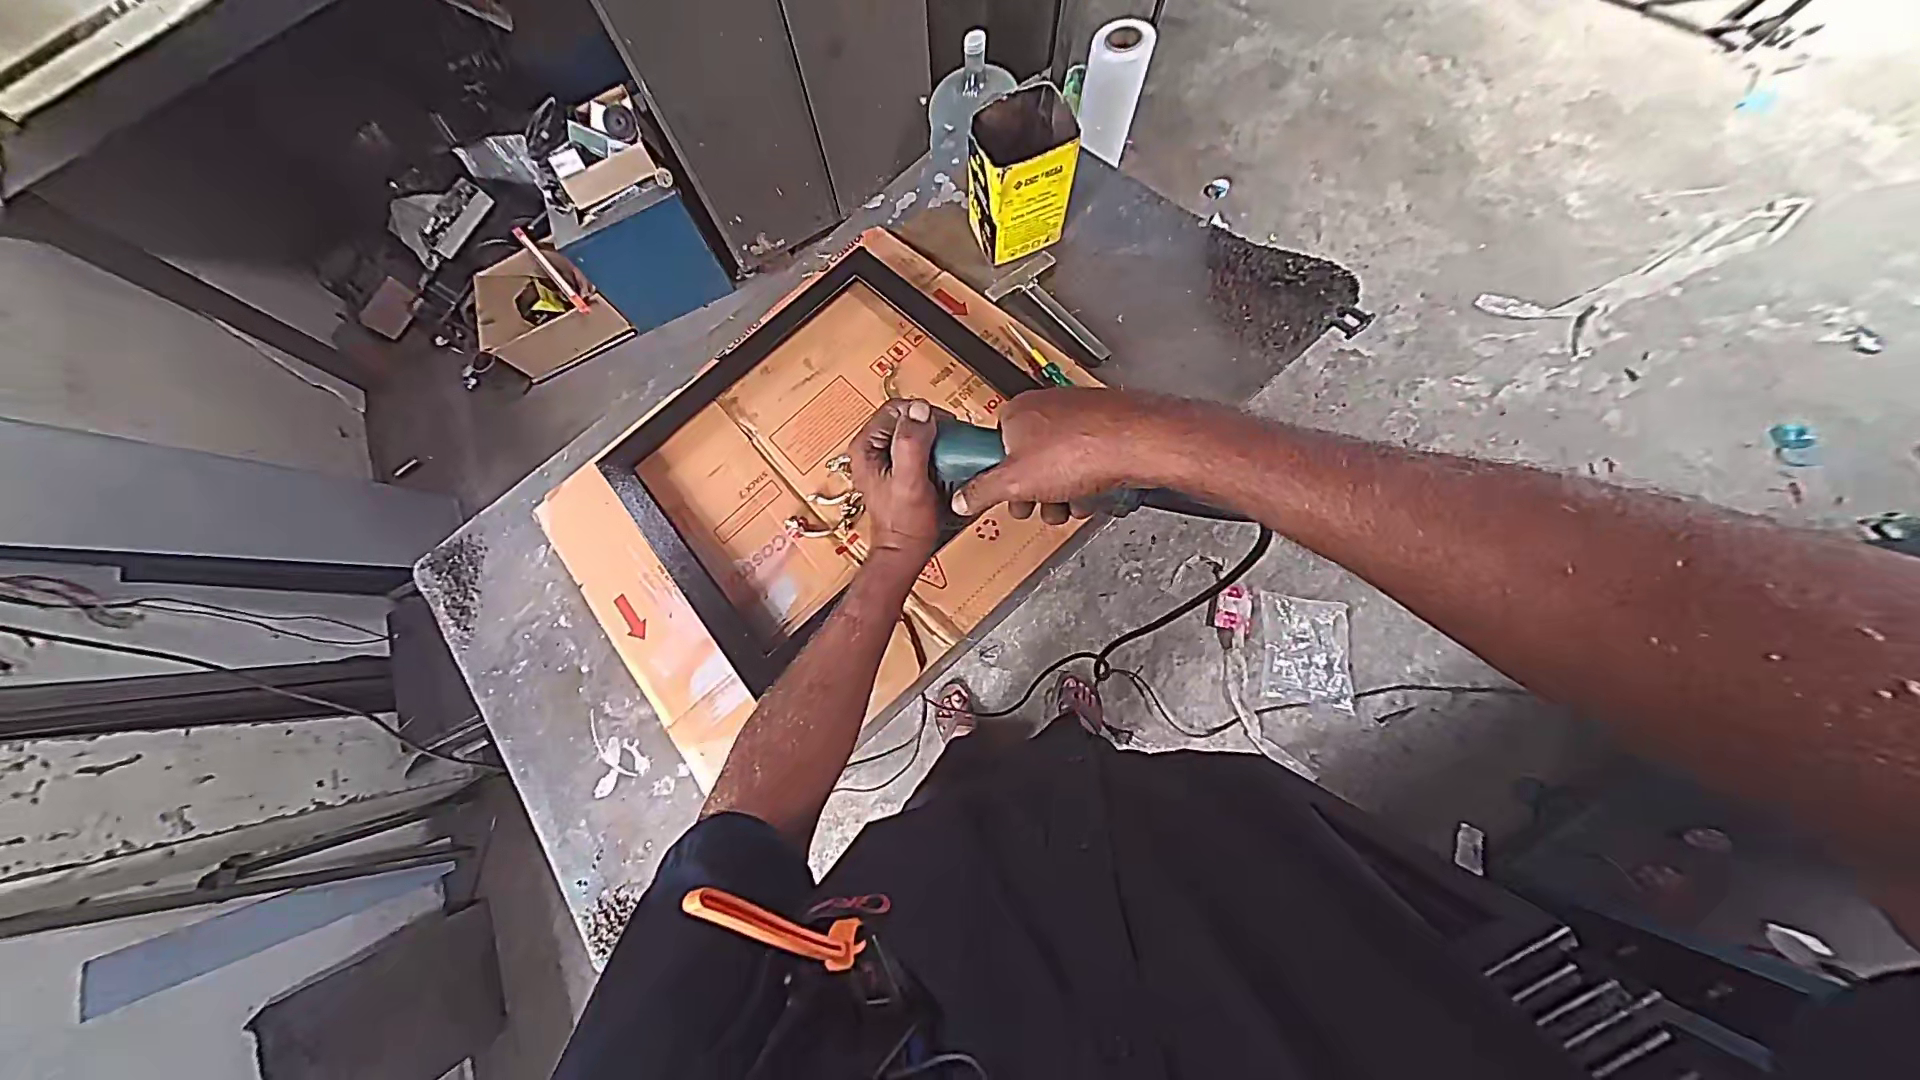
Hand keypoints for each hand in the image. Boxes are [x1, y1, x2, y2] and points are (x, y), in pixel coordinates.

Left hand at [849, 398, 940, 559]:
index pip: (896, 408)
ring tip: (949, 452)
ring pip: (915, 432)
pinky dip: (935, 451)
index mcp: (865, 448)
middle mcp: (872, 450)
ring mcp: (886, 461)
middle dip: (931, 425)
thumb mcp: (909, 480)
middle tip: (949, 440)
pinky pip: (920, 449)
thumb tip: (920, 411)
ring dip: (935, 438)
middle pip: (906, 418)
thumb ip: (911, 443)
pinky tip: (944, 463)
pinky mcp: (900, 470)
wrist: (906, 550)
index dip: (923, 413)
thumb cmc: (904, 523)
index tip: (943, 426)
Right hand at [951, 388, 1178, 522]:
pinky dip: (1086, 482)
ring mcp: (1076, 417)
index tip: (1001, 495)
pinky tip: (1093, 494)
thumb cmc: (1083, 449)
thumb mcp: (1015, 483)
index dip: (997, 478)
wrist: (1139, 443)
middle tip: (1039, 505)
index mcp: (1016, 413)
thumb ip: (982, 492)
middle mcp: (1045, 408)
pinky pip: (1084, 462)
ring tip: (1071, 503)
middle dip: (1034, 492)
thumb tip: (961, 498)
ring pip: (1058, 465)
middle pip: (1027, 461)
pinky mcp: (1102, 429)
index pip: (992, 448)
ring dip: (1061, 493)